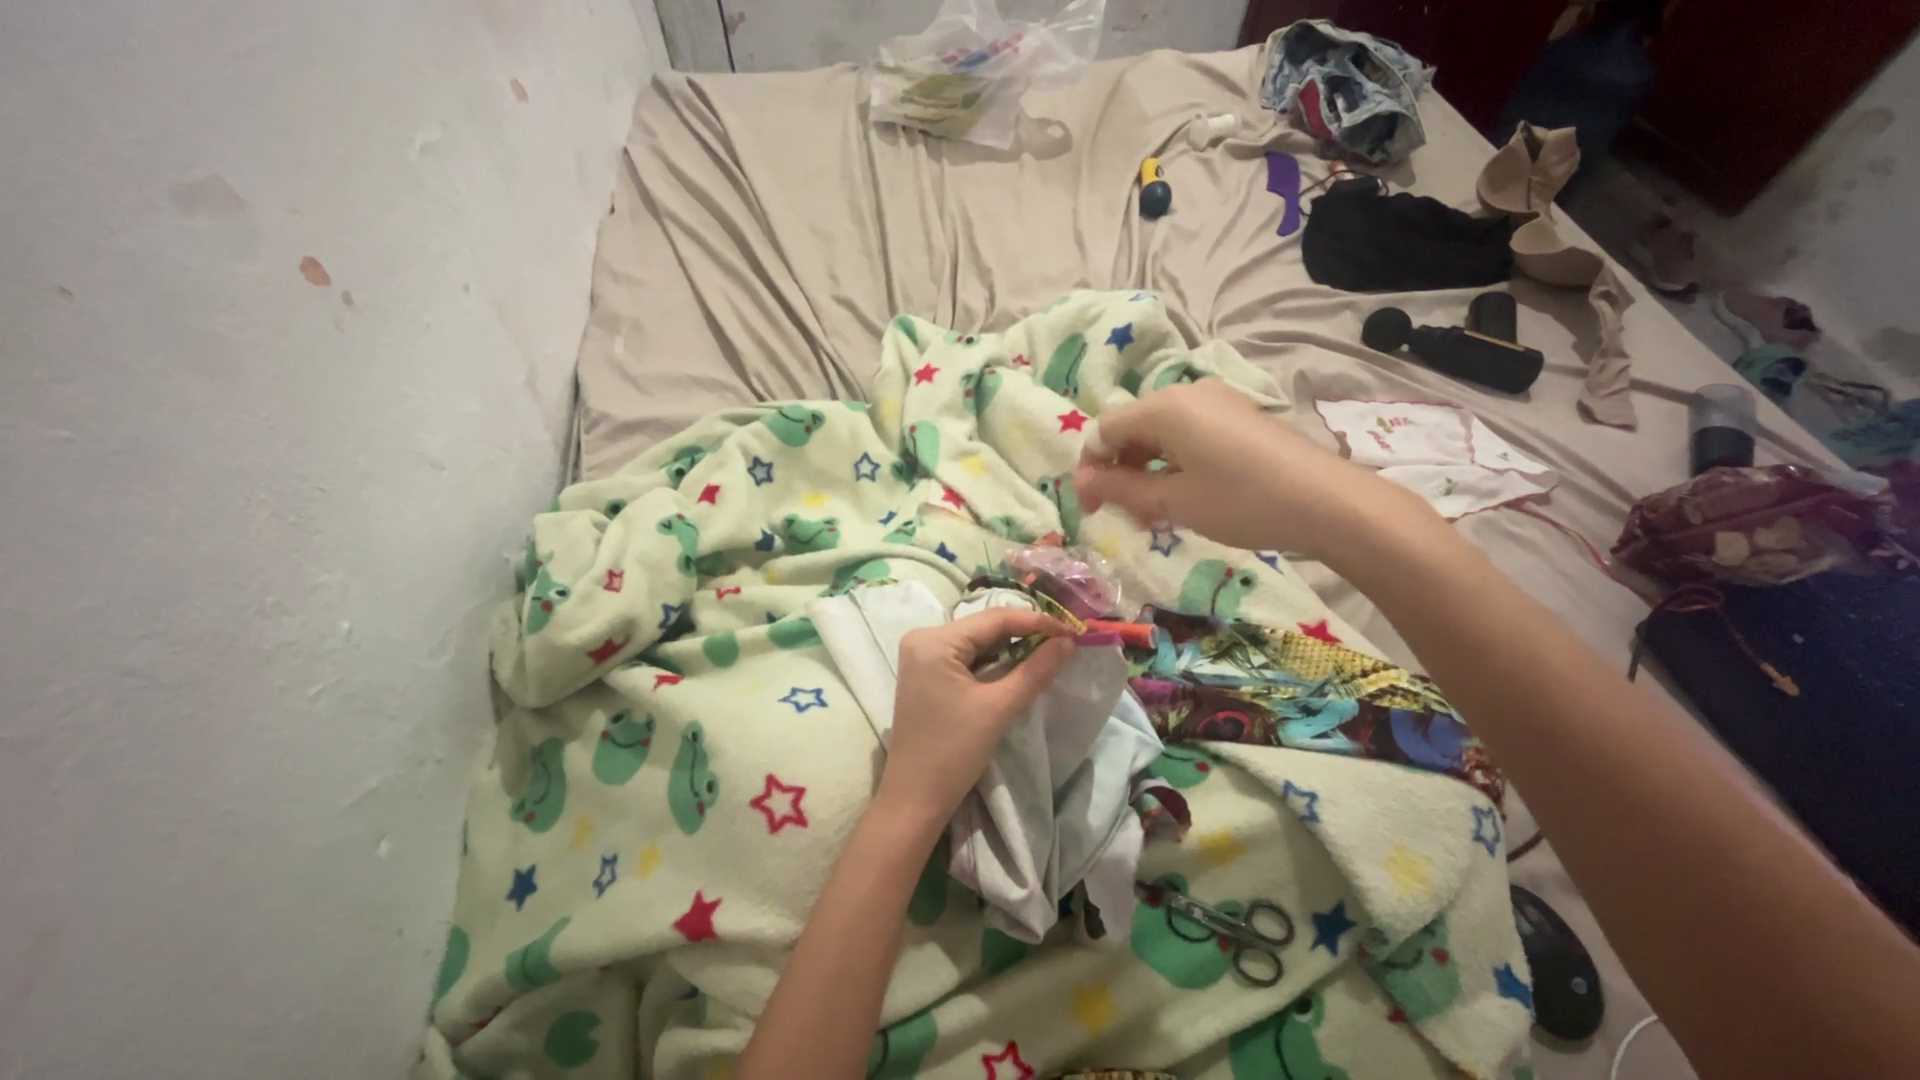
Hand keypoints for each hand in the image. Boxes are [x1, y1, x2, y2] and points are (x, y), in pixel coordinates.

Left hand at [880, 609, 1072, 827]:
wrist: (915, 797)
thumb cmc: (953, 751)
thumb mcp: (998, 708)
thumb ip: (1035, 670)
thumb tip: (1067, 642)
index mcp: (934, 640)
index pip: (994, 618)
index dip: (1036, 622)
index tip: (1072, 631)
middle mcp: (923, 639)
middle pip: (984, 627)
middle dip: (1026, 633)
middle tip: (1065, 640)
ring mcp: (922, 657)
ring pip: (977, 642)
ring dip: (1012, 647)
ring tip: (1050, 650)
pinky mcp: (926, 675)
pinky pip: (967, 657)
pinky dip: (994, 661)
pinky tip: (1020, 666)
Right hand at [1073, 380, 1432, 561]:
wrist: (1326, 502)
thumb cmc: (1241, 501)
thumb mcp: (1174, 501)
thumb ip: (1121, 490)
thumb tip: (1080, 483)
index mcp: (1164, 407)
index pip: (1105, 429)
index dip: (1090, 469)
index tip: (1091, 509)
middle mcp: (1187, 393)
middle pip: (1132, 429)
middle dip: (1120, 472)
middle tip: (1126, 517)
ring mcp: (1217, 402)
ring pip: (1160, 435)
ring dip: (1147, 473)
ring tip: (1156, 516)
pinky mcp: (1238, 417)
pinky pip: (1189, 436)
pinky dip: (1175, 465)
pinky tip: (1185, 498)